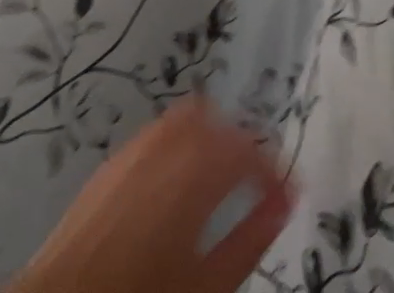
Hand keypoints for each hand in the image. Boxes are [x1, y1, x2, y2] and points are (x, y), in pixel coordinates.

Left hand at [8, 96, 295, 292]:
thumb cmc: (143, 291)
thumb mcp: (208, 282)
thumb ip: (250, 239)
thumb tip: (284, 204)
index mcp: (192, 174)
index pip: (247, 148)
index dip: (273, 165)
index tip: (285, 190)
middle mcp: (161, 148)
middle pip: (212, 117)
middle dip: (239, 140)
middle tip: (255, 176)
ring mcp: (130, 150)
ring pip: (181, 119)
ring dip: (208, 136)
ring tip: (219, 175)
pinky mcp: (108, 163)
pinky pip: (154, 134)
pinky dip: (178, 143)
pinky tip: (179, 180)